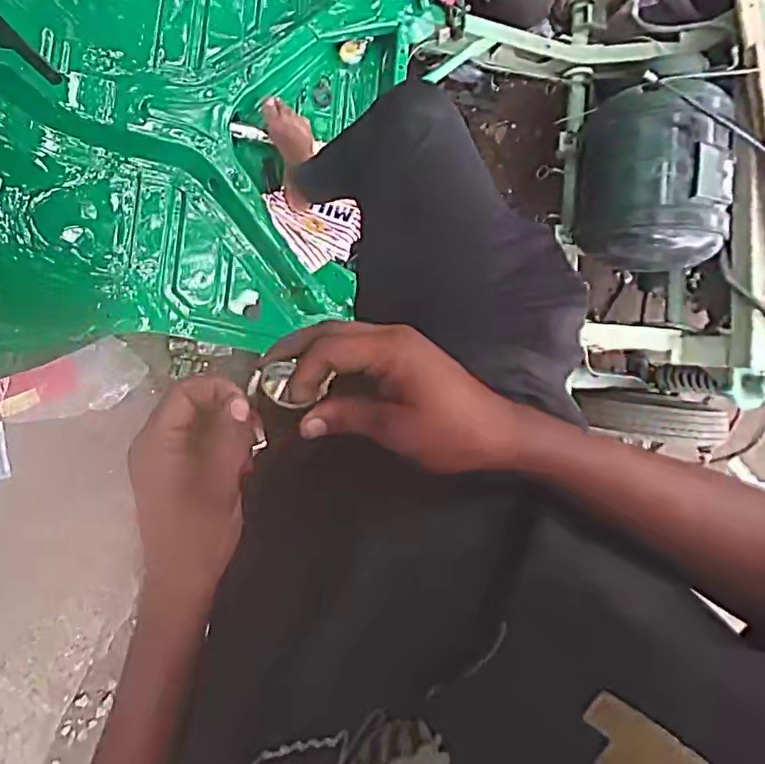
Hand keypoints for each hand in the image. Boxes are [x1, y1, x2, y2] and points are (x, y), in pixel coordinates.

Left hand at [127, 377, 259, 612]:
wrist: (180, 587)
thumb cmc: (200, 536)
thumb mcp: (222, 481)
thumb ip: (230, 435)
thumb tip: (238, 400)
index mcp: (155, 441)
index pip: (183, 390)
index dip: (217, 387)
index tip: (248, 405)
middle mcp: (149, 443)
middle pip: (186, 402)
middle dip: (223, 405)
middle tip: (255, 425)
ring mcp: (155, 458)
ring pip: (191, 421)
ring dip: (222, 425)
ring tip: (250, 444)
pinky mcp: (165, 472)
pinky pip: (190, 440)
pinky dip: (215, 441)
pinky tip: (237, 461)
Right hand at [263, 321, 530, 473]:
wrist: (499, 432)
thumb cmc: (451, 433)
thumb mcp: (396, 429)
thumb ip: (347, 417)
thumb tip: (304, 422)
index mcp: (390, 348)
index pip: (329, 347)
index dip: (301, 372)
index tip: (289, 402)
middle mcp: (390, 334)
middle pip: (329, 330)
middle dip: (294, 349)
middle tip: (265, 370)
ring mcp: (395, 339)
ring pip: (339, 333)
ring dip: (308, 350)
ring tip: (281, 371)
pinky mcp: (399, 351)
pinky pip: (353, 345)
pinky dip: (328, 357)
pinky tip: (315, 377)